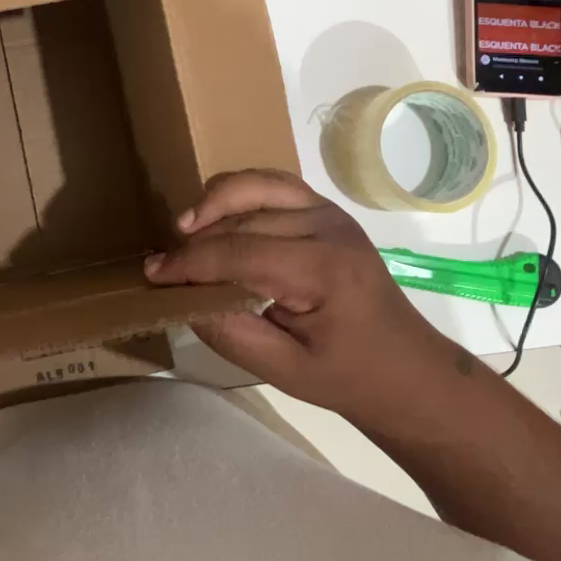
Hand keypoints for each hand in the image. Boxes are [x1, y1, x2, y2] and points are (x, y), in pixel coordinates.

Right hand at [144, 169, 457, 425]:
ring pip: (256, 188)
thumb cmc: (347, 377)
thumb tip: (183, 295)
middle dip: (196, 240)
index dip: (190, 263)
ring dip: (215, 204)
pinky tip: (216, 210)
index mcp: (324, 270)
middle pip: (243, 218)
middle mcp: (329, 229)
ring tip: (183, 230)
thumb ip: (229, 330)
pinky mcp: (327, 210)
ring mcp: (330, 213)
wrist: (407, 369)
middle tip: (163, 265)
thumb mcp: (283, 369)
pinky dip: (240, 190)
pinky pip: (274, 184)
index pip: (240, 252)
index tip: (153, 275)